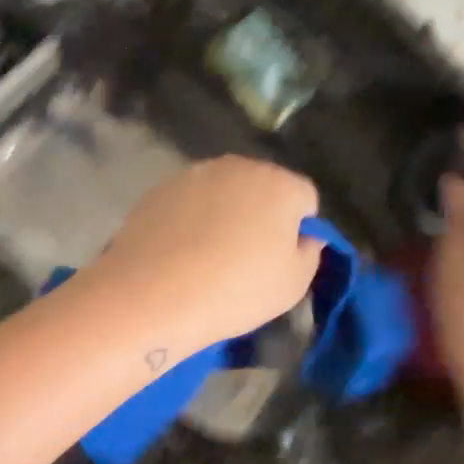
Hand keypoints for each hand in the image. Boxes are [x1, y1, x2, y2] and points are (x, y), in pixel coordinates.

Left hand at [77, 155, 323, 352]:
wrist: (154, 295)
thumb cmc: (236, 291)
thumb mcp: (293, 285)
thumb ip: (310, 253)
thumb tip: (305, 236)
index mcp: (280, 184)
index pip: (304, 200)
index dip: (298, 231)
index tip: (279, 262)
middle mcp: (238, 167)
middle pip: (261, 189)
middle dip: (259, 217)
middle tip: (244, 261)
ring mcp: (193, 175)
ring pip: (222, 194)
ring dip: (222, 217)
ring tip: (207, 260)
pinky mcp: (158, 190)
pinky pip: (187, 205)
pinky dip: (188, 222)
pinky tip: (179, 256)